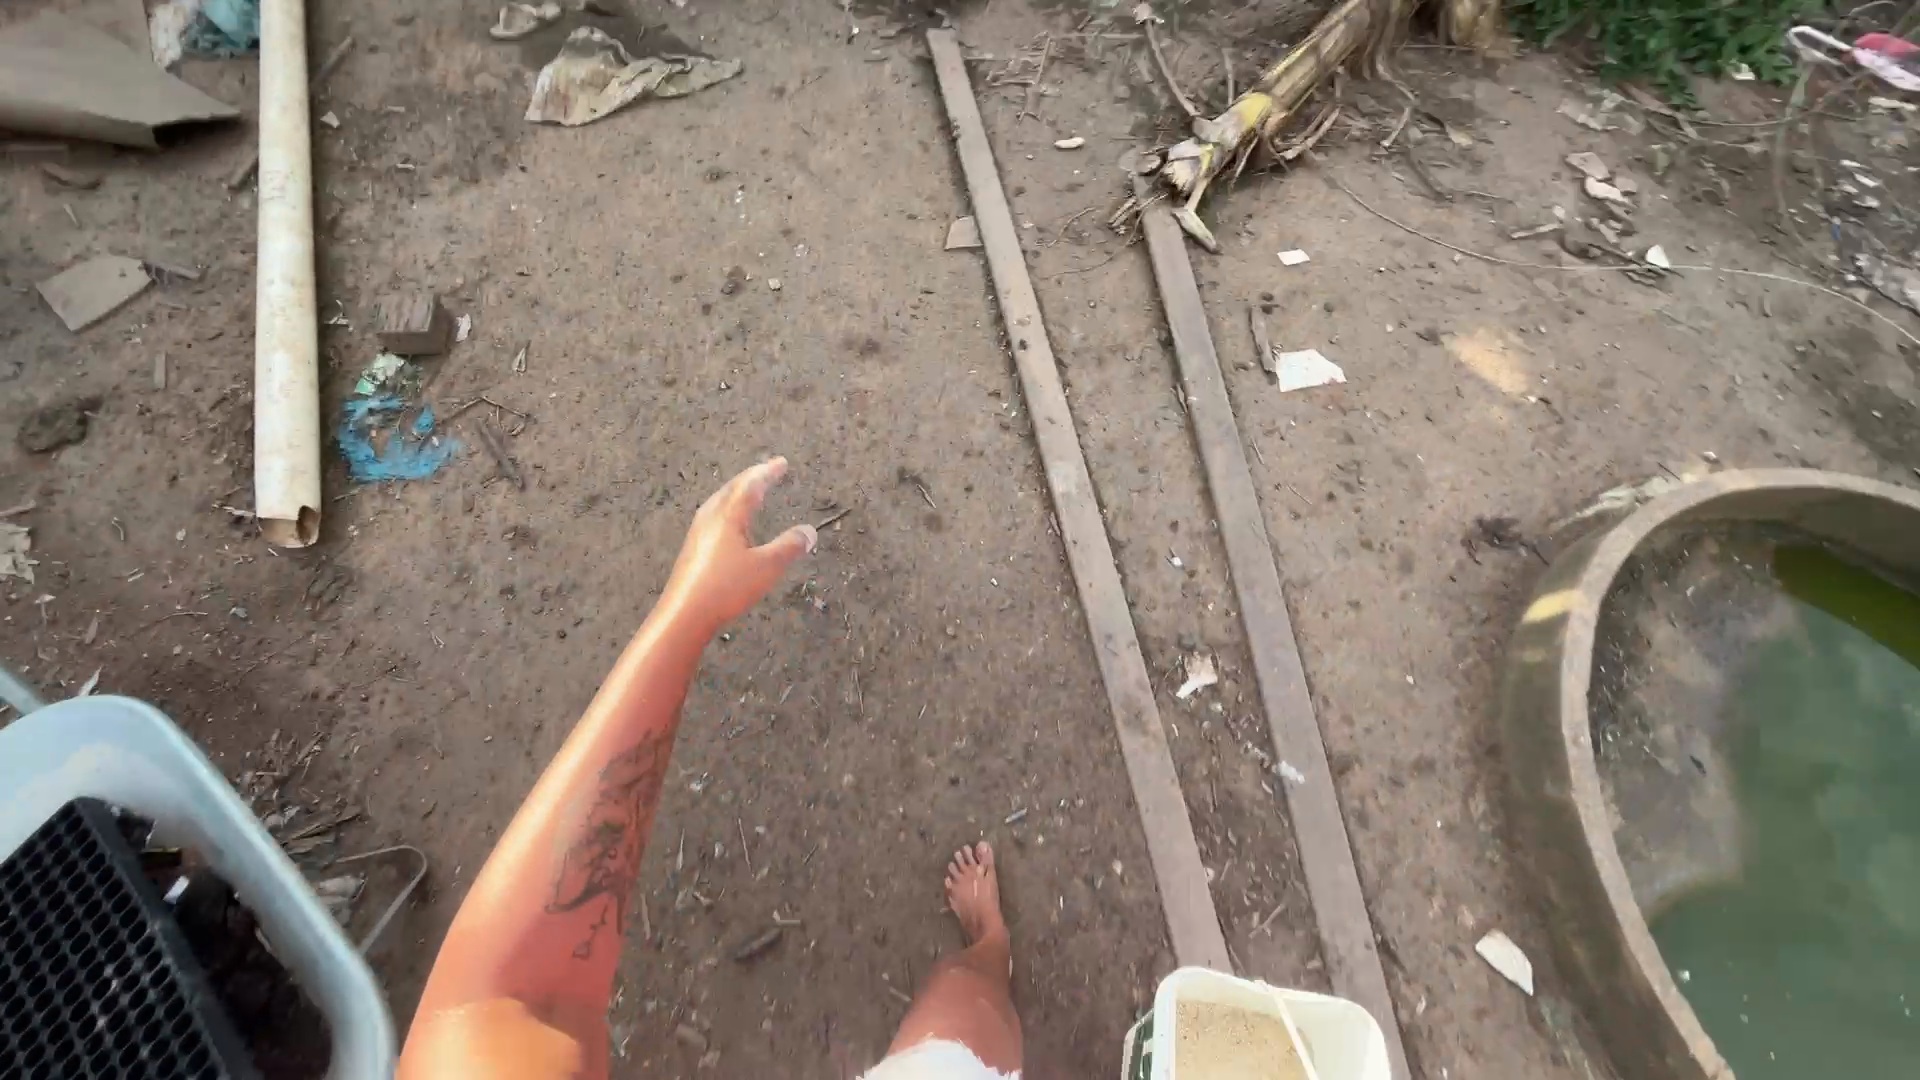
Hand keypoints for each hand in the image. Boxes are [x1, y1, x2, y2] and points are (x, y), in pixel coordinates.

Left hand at [660, 457, 815, 632]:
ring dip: (738, 491)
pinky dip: (729, 508)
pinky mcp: (694, 549)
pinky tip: (730, 523)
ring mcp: (698, 533)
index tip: (782, 463)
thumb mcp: (767, 567)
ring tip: (751, 491)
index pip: (751, 486)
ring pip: (720, 501)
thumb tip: (809, 530)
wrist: (684, 614)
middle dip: (752, 478)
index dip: (767, 472)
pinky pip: (714, 516)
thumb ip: (790, 546)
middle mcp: (711, 518)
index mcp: (729, 516)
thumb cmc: (727, 587)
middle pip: (732, 489)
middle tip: (768, 471)